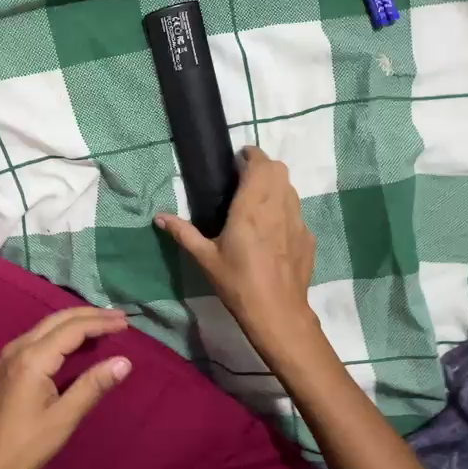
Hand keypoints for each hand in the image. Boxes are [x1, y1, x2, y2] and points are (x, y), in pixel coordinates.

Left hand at [0, 307, 132, 468]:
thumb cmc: (25, 447)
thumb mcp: (63, 418)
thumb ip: (93, 386)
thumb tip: (124, 361)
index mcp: (32, 359)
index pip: (72, 329)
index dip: (100, 323)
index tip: (126, 324)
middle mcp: (18, 348)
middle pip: (58, 320)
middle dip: (89, 315)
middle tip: (119, 318)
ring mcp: (8, 355)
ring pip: (46, 325)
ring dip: (75, 321)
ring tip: (103, 324)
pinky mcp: (5, 365)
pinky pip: (37, 337)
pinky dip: (60, 332)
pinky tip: (74, 341)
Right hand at [156, 147, 319, 352]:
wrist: (278, 313)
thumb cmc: (238, 283)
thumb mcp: (205, 259)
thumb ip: (184, 233)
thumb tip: (159, 217)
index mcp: (251, 207)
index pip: (259, 164)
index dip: (250, 155)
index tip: (237, 159)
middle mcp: (278, 206)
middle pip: (279, 169)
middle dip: (263, 166)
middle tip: (244, 177)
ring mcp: (297, 221)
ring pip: (291, 188)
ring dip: (275, 185)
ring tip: (257, 201)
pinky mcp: (308, 237)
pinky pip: (297, 212)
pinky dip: (285, 209)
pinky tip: (272, 230)